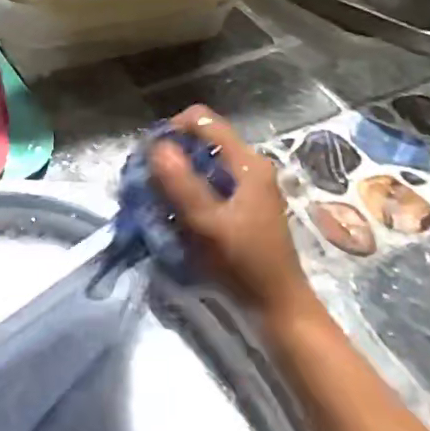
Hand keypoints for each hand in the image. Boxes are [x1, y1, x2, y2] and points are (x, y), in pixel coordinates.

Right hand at [148, 105, 312, 315]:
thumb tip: (156, 146)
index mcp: (247, 161)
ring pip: (203, 159)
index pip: (200, 119)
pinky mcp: (244, 202)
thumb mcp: (209, 224)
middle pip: (201, 138)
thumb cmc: (245, 264)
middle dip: (171, 153)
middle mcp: (250, 164)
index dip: (171, 129)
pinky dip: (189, 186)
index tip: (151, 156)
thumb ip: (182, 183)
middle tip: (150, 178)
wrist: (279, 310)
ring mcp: (249, 183)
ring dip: (178, 171)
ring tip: (159, 194)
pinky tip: (178, 209)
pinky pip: (209, 178)